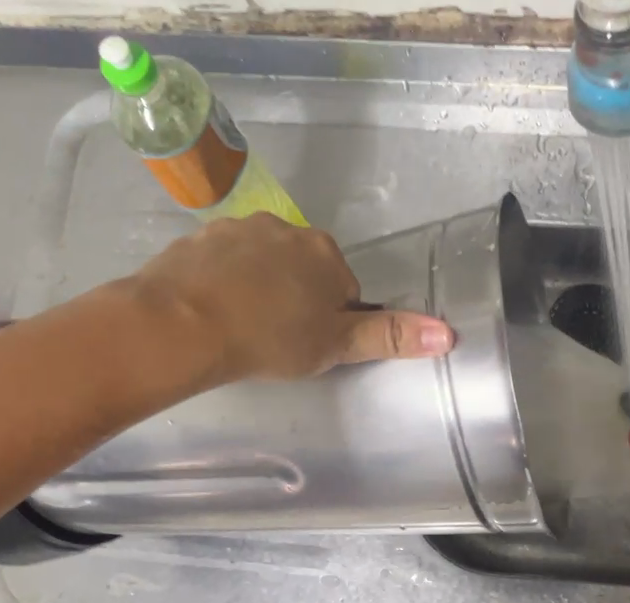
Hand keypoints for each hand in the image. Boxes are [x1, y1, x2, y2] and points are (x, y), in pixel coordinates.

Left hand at [126, 214, 453, 383]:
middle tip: (281, 339)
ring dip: (262, 290)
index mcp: (326, 254)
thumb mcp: (338, 345)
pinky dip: (225, 284)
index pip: (345, 289)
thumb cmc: (271, 338)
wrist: (181, 325)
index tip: (314, 343)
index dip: (333, 320)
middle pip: (305, 271)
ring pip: (264, 265)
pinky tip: (216, 314)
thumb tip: (448, 333)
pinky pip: (224, 263)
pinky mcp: (198, 238)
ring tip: (247, 329)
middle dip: (298, 299)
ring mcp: (238, 229)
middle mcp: (286, 230)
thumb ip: (391, 337)